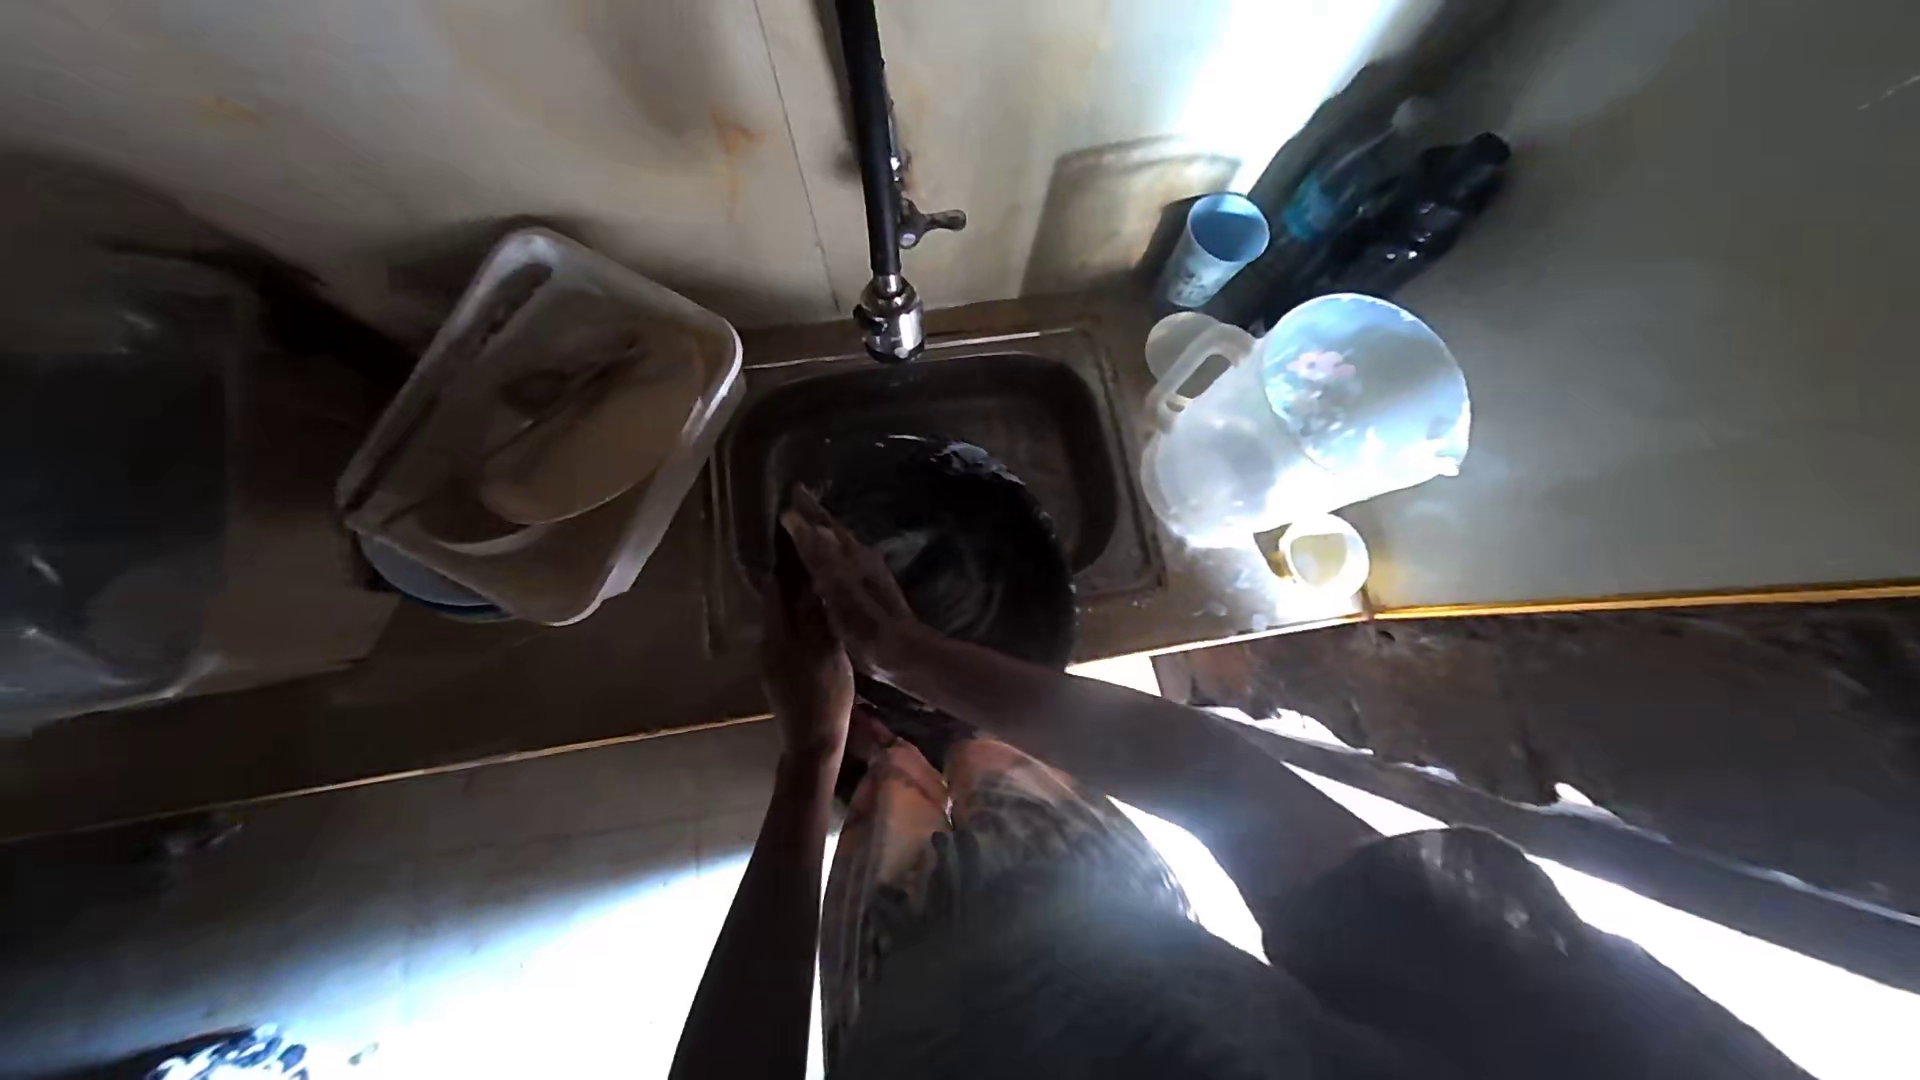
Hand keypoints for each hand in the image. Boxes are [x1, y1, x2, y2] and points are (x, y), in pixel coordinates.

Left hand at [762, 520, 853, 766]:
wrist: (812, 741)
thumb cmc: (827, 696)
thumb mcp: (830, 651)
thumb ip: (819, 614)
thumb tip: (813, 578)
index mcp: (781, 632)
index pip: (779, 582)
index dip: (784, 556)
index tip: (790, 530)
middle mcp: (770, 638)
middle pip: (776, 594)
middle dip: (787, 568)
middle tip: (802, 543)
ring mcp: (772, 654)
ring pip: (779, 610)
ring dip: (791, 588)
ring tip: (810, 569)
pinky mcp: (778, 667)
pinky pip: (784, 626)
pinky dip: (794, 609)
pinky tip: (811, 607)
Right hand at [778, 486, 928, 676]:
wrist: (902, 652)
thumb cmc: (868, 623)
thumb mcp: (838, 587)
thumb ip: (817, 553)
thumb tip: (796, 518)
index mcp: (853, 553)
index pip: (825, 522)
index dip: (807, 507)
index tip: (791, 488)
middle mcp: (862, 557)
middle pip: (834, 531)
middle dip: (815, 516)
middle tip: (794, 503)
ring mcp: (869, 574)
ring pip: (841, 545)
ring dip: (822, 535)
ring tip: (803, 530)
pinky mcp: (871, 593)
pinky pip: (844, 563)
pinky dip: (829, 557)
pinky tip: (823, 568)